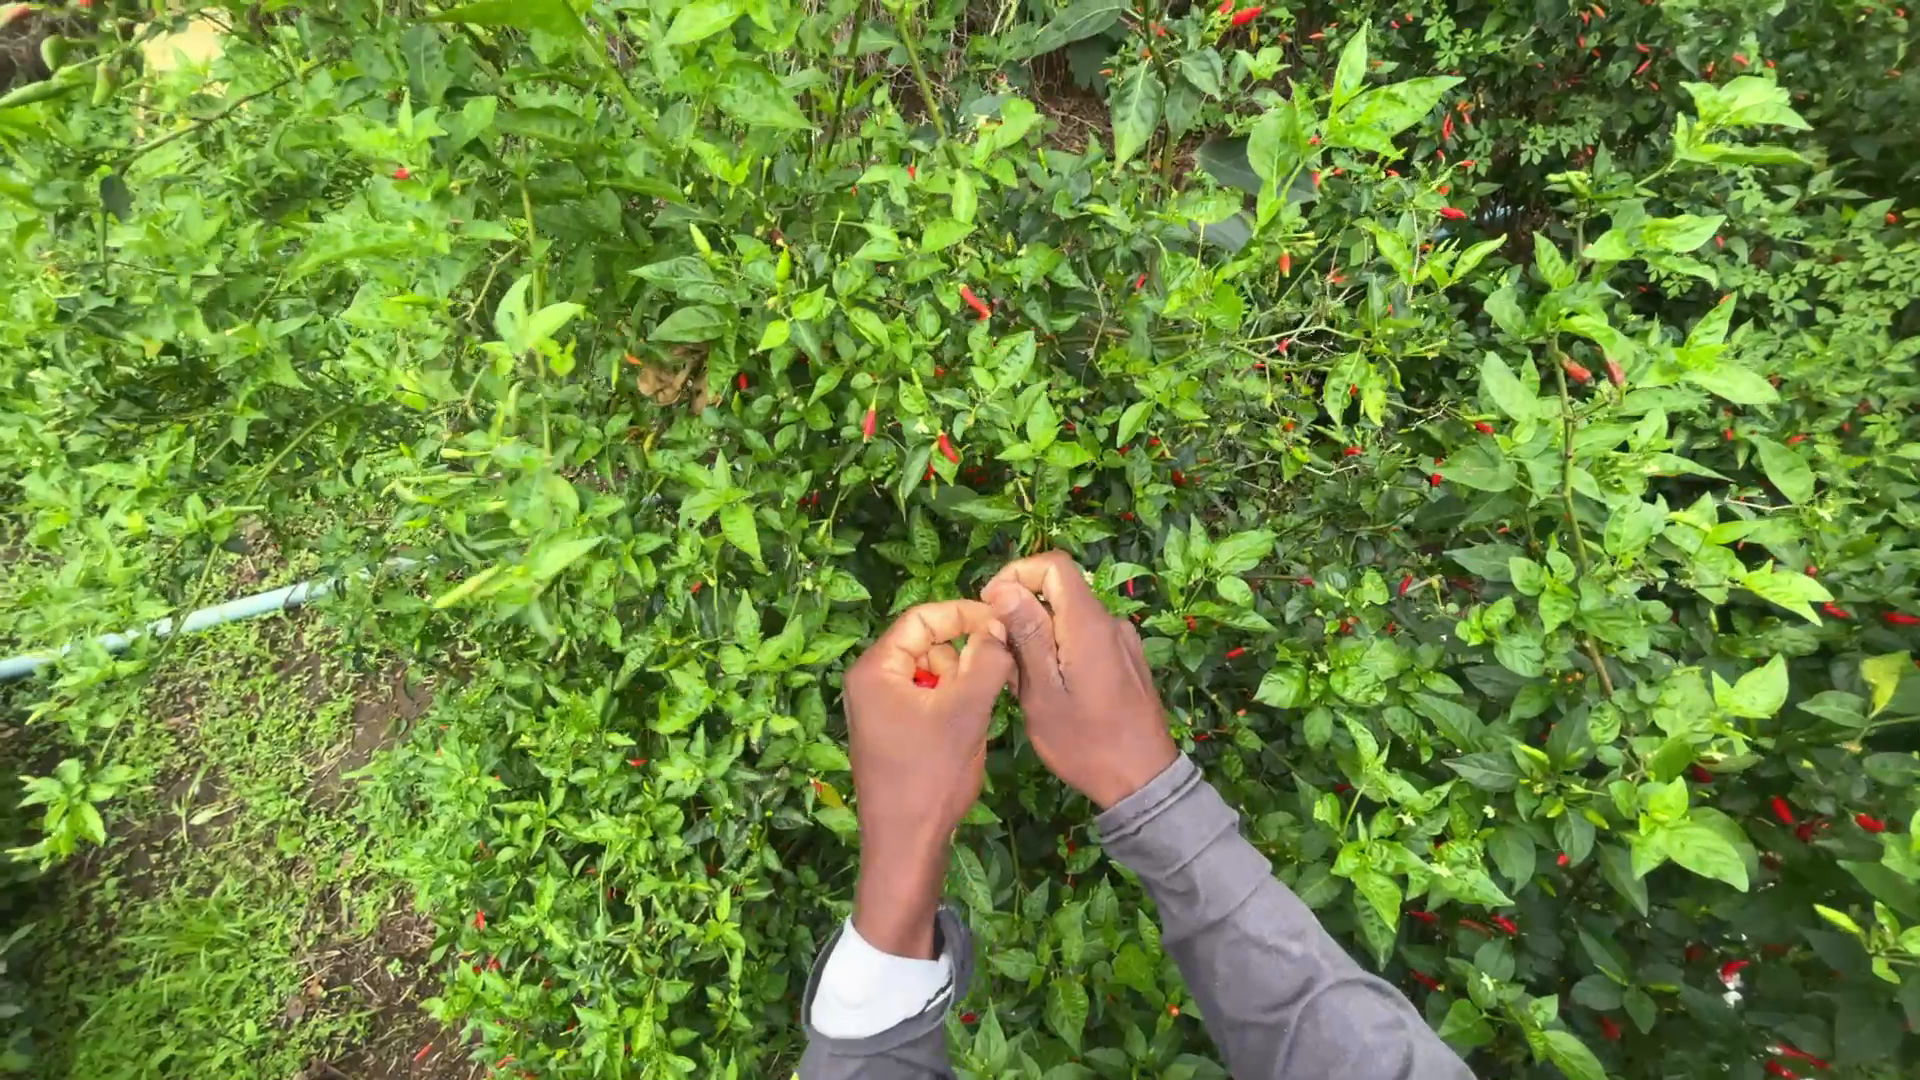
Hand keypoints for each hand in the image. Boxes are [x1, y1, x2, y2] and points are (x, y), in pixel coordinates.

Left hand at [842, 600, 1013, 957]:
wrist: (906, 845)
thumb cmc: (931, 774)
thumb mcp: (966, 710)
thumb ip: (986, 660)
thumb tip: (998, 627)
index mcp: (875, 669)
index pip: (921, 619)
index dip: (962, 614)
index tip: (1000, 623)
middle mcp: (869, 682)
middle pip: (924, 643)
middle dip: (962, 651)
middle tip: (998, 669)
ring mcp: (877, 707)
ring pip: (929, 670)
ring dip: (959, 678)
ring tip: (982, 703)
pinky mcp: (889, 729)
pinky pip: (924, 696)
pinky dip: (950, 700)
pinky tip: (967, 723)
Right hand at [983, 552, 1176, 809]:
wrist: (1144, 782)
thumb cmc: (1085, 742)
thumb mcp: (1043, 692)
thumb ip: (1027, 635)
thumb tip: (1004, 588)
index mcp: (1089, 624)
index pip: (1054, 565)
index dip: (1017, 574)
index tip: (991, 605)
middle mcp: (1110, 623)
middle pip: (1060, 591)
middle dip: (1023, 611)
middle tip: (1000, 655)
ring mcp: (1122, 642)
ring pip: (1070, 618)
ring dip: (1040, 636)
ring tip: (1023, 682)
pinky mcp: (1127, 661)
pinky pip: (1086, 638)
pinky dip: (1061, 650)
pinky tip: (1051, 690)